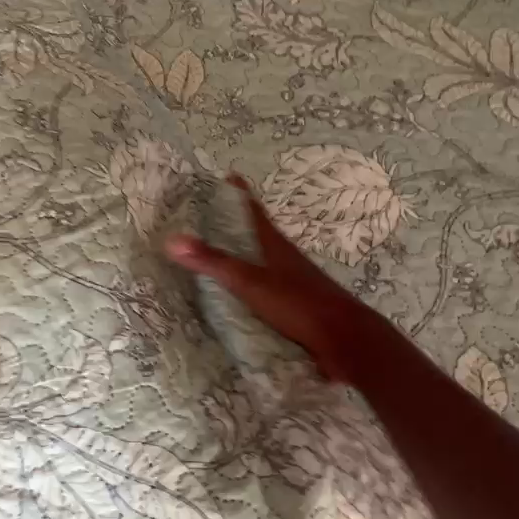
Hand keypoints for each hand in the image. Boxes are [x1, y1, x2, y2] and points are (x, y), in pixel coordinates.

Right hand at [165, 174, 384, 380]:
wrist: (347, 342)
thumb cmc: (299, 304)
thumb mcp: (250, 281)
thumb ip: (212, 261)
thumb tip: (170, 239)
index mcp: (274, 245)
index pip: (252, 211)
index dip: (239, 194)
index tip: (226, 176)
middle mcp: (283, 259)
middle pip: (256, 234)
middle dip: (235, 223)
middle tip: (209, 215)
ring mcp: (291, 283)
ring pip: (261, 261)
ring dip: (241, 255)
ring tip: (216, 254)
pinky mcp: (294, 306)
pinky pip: (264, 288)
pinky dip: (247, 285)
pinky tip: (234, 295)